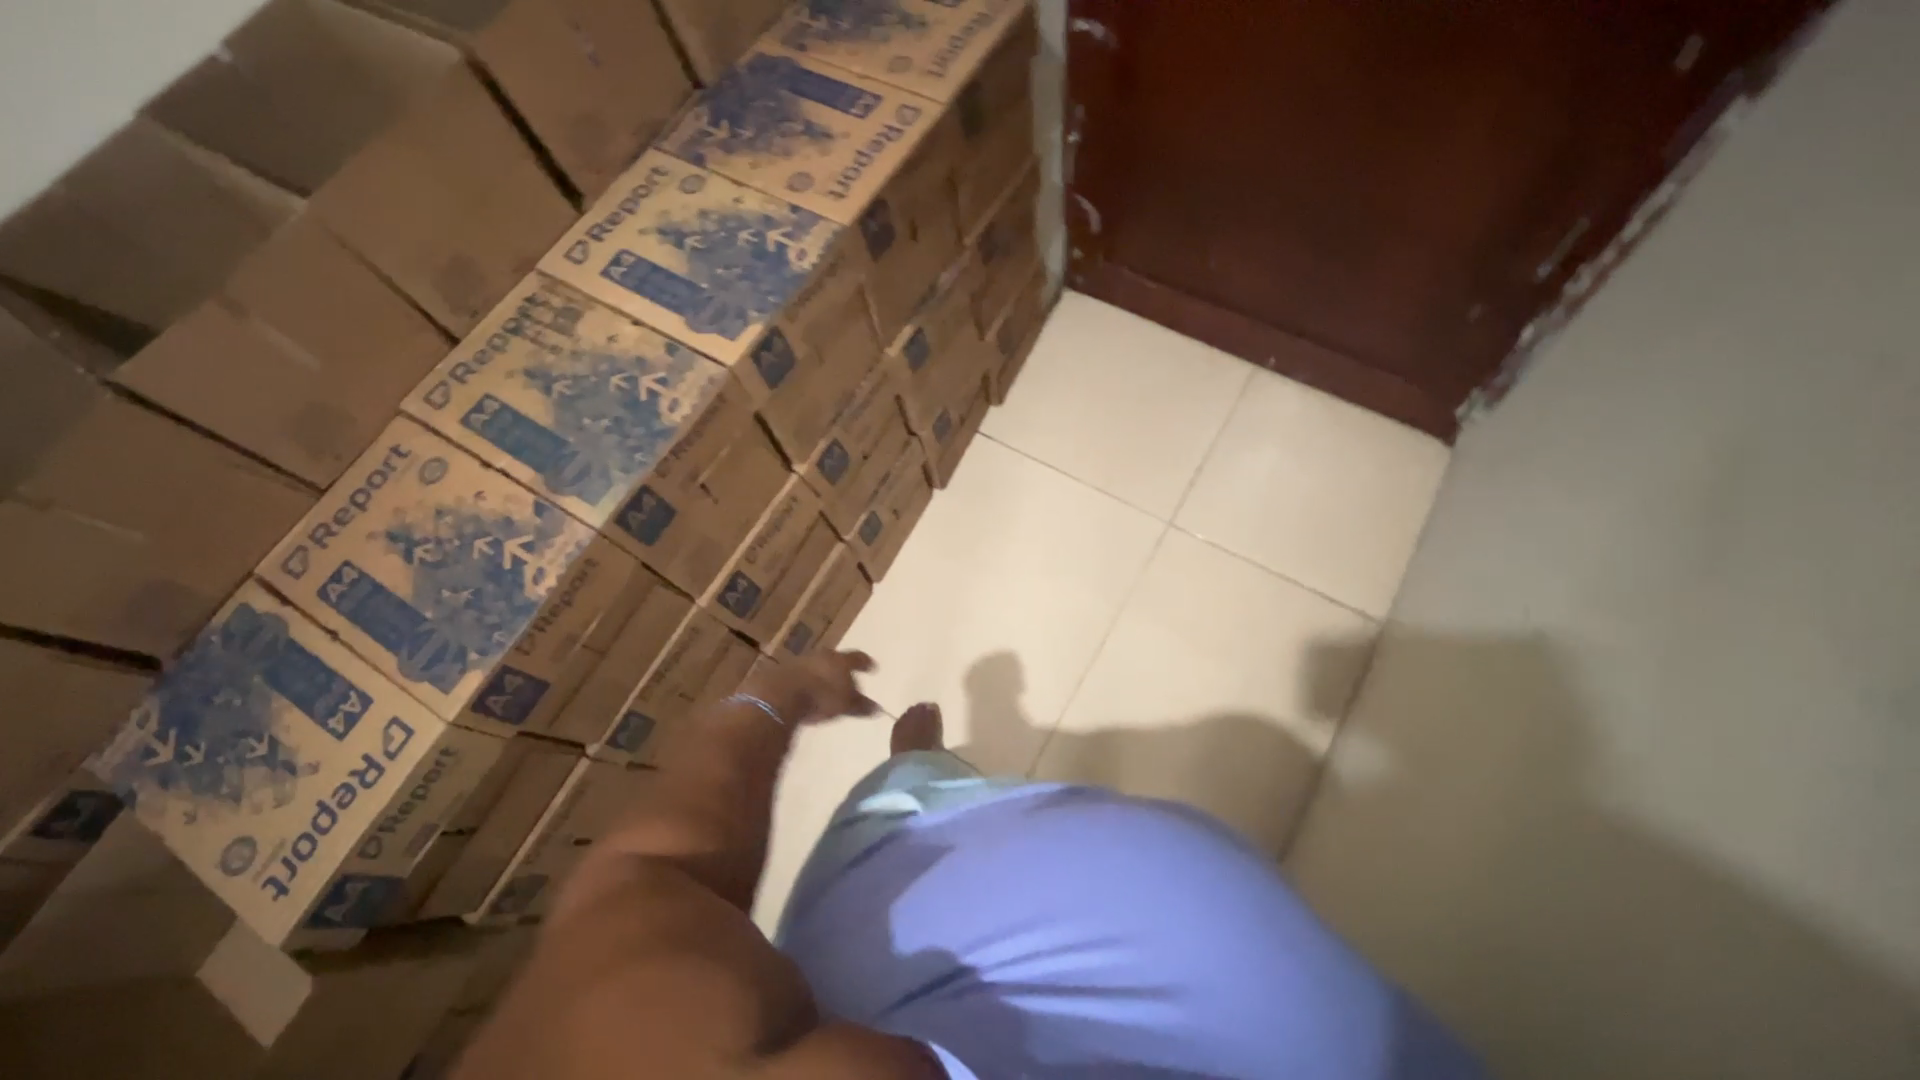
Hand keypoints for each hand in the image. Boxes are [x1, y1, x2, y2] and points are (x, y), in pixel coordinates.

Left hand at [744, 650, 878, 724]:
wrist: (778, 696)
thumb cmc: (821, 697)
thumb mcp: (845, 704)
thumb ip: (861, 705)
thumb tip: (877, 708)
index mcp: (838, 659)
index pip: (856, 658)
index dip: (865, 663)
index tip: (872, 667)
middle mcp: (819, 656)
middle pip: (833, 660)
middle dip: (840, 669)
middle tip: (846, 678)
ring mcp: (797, 663)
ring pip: (813, 667)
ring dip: (819, 676)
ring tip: (824, 688)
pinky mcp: (778, 674)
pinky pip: (797, 677)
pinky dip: (803, 684)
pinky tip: (803, 695)